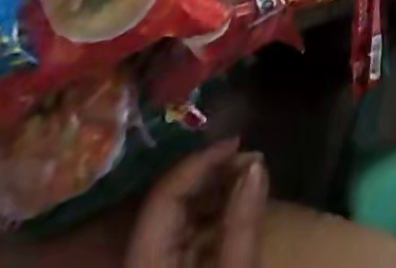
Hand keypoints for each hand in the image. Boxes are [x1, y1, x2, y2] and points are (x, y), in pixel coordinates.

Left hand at [126, 138, 267, 267]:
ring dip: (214, 190)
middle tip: (253, 158)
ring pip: (177, 215)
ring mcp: (150, 264)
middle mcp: (138, 257)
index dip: (198, 163)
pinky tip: (238, 203)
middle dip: (211, 173)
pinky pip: (184, 232)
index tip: (238, 141)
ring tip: (251, 175)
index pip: (164, 196)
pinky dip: (212, 211)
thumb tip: (257, 163)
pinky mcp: (167, 267)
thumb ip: (243, 223)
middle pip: (168, 202)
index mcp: (145, 260)